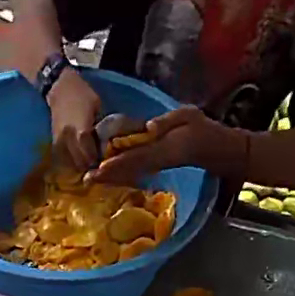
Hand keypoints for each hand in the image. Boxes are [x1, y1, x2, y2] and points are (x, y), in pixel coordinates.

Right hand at [47, 68, 102, 170]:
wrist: (60, 88)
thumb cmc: (82, 94)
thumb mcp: (97, 107)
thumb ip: (99, 127)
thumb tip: (103, 143)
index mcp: (82, 131)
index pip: (90, 155)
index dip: (97, 159)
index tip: (102, 159)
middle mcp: (70, 140)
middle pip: (80, 162)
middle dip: (88, 164)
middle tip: (94, 162)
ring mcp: (60, 142)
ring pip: (70, 162)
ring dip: (78, 163)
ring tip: (85, 160)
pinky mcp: (54, 142)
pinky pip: (63, 157)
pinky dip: (70, 159)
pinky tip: (76, 155)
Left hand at [88, 105, 245, 184]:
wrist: (208, 146)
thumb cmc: (198, 128)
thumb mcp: (187, 116)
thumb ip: (167, 121)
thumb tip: (149, 127)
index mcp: (159, 148)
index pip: (133, 156)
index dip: (116, 162)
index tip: (100, 167)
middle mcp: (152, 160)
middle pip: (124, 169)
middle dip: (106, 174)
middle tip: (86, 179)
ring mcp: (151, 165)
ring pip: (125, 173)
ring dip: (108, 177)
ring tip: (90, 179)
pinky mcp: (151, 166)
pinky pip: (130, 171)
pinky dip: (117, 174)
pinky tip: (106, 175)